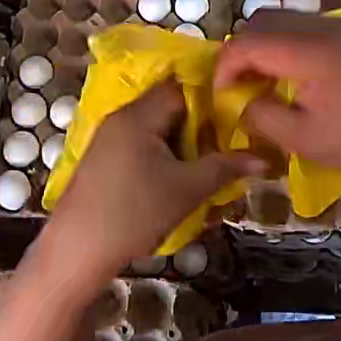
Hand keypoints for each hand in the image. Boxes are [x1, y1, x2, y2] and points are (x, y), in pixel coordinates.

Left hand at [34, 80, 261, 288]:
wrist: (76, 252)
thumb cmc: (134, 214)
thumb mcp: (187, 190)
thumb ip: (226, 168)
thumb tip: (264, 159)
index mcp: (138, 115)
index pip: (181, 88)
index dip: (211, 98)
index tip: (236, 116)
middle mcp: (120, 118)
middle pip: (168, 106)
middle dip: (199, 124)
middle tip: (227, 144)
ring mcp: (108, 139)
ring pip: (156, 127)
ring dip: (182, 143)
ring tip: (206, 165)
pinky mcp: (104, 160)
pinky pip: (141, 144)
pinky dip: (163, 154)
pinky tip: (177, 178)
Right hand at [215, 11, 340, 178]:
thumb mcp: (304, 139)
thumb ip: (262, 116)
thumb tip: (239, 102)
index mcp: (308, 51)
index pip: (246, 43)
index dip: (224, 68)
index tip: (222, 97)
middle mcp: (321, 27)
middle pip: (261, 21)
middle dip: (241, 52)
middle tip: (240, 88)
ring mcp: (338, 26)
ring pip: (282, 21)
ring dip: (263, 47)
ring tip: (264, 84)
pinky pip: (302, 28)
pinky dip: (284, 46)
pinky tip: (292, 78)